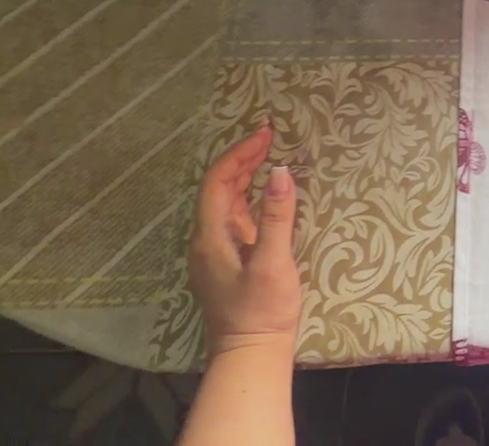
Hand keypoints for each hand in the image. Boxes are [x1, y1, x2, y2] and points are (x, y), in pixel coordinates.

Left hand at [189, 126, 302, 359]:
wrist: (251, 353)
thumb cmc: (261, 309)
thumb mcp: (273, 262)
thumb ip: (277, 216)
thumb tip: (281, 171)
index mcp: (210, 237)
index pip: (217, 182)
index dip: (238, 154)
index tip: (265, 134)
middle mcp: (207, 239)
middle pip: (218, 187)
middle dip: (241, 158)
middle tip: (270, 136)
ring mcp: (217, 249)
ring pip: (225, 199)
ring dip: (244, 173)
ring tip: (268, 152)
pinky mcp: (230, 257)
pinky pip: (235, 213)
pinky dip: (248, 192)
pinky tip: (265, 188)